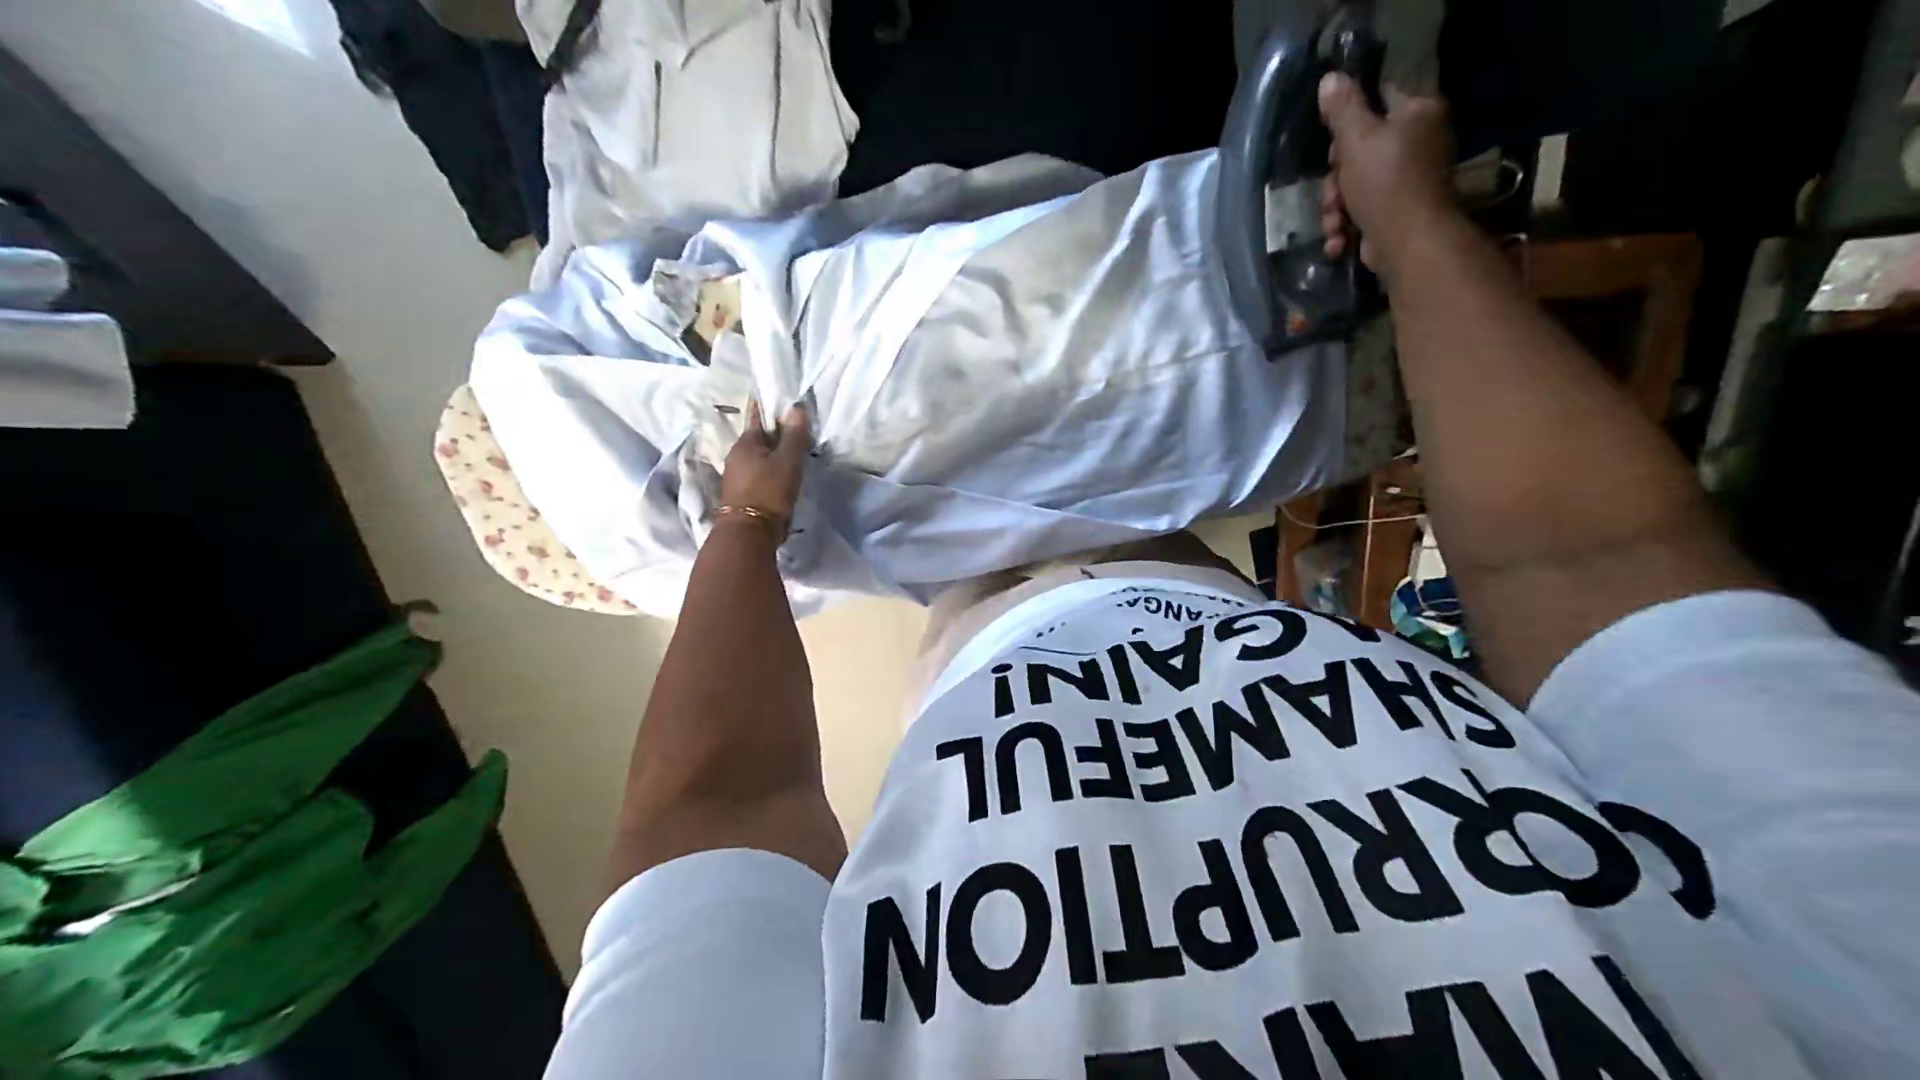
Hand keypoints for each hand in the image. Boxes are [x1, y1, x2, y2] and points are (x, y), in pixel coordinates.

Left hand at [719, 400, 811, 529]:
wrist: (749, 534)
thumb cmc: (769, 491)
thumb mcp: (788, 461)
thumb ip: (793, 434)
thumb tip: (796, 406)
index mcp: (745, 442)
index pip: (757, 417)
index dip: (770, 409)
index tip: (782, 402)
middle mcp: (736, 456)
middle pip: (758, 438)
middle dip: (774, 434)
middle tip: (795, 432)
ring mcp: (735, 476)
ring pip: (757, 457)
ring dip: (772, 455)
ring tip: (791, 456)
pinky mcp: (741, 494)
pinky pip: (757, 474)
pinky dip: (769, 471)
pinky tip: (781, 476)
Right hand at [1317, 73, 1457, 277]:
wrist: (1407, 241)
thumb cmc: (1385, 183)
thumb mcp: (1357, 139)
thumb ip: (1342, 108)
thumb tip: (1330, 78)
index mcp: (1418, 113)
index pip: (1378, 100)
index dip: (1346, 124)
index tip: (1332, 147)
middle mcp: (1419, 141)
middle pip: (1359, 150)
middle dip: (1336, 181)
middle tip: (1333, 194)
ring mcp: (1409, 179)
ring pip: (1354, 186)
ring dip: (1335, 209)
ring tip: (1335, 224)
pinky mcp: (1397, 210)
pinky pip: (1361, 211)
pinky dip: (1345, 228)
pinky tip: (1339, 240)